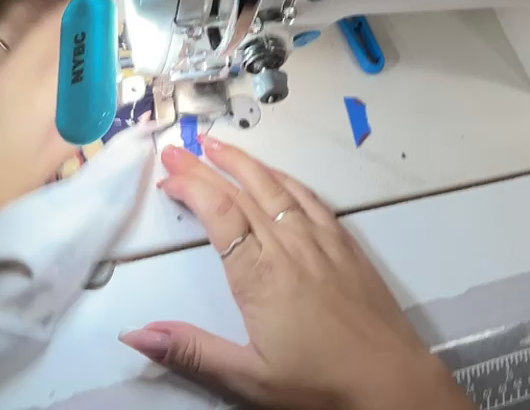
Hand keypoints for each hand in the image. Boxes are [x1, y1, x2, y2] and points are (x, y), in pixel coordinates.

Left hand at [0, 0, 76, 265]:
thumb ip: (77, 121)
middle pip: (41, 8)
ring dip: (29, 3)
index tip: (99, 3)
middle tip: (73, 6)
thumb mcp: (48, 160)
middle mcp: (8, 56)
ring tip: (38, 8)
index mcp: (40, 81)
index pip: (71, 25)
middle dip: (62, 0)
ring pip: (7, 10)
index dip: (88, 7)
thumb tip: (99, 95)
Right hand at [120, 138, 471, 409]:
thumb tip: (138, 334)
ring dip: (245, 162)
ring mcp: (319, 238)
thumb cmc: (320, 383)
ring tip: (220, 146)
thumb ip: (191, 351)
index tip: (168, 173)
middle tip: (180, 147)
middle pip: (242, 191)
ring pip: (276, 186)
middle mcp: (288, 244)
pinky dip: (285, 178)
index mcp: (260, 274)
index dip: (191, 186)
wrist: (390, 381)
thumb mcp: (248, 377)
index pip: (219, 213)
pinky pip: (310, 197)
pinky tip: (275, 174)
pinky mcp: (344, 242)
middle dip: (207, 164)